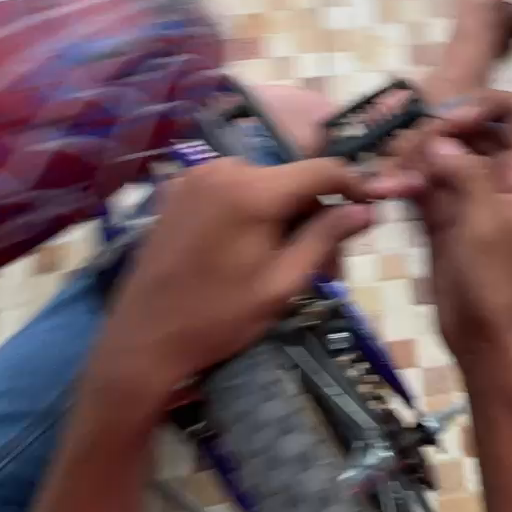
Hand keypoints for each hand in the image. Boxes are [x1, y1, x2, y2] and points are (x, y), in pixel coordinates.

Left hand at [89, 158, 376, 414]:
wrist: (141, 341)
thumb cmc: (218, 318)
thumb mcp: (282, 283)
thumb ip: (326, 238)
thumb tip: (366, 211)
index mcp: (252, 191)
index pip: (321, 170)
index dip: (353, 184)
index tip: (370, 208)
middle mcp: (223, 169)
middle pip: (292, 180)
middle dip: (315, 215)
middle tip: (328, 264)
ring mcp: (194, 177)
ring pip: (264, 185)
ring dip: (285, 215)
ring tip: (290, 262)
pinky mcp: (177, 191)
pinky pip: (233, 190)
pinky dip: (253, 211)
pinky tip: (253, 249)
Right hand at [399, 90, 511, 366]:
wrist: (483, 336)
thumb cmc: (497, 278)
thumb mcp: (488, 220)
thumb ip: (466, 172)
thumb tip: (438, 139)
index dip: (482, 105)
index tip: (450, 121)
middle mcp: (495, 175)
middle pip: (467, 129)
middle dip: (435, 131)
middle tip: (407, 150)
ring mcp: (465, 195)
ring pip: (437, 156)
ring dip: (411, 159)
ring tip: (389, 179)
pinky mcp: (440, 216)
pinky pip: (420, 185)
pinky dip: (402, 183)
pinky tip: (383, 189)